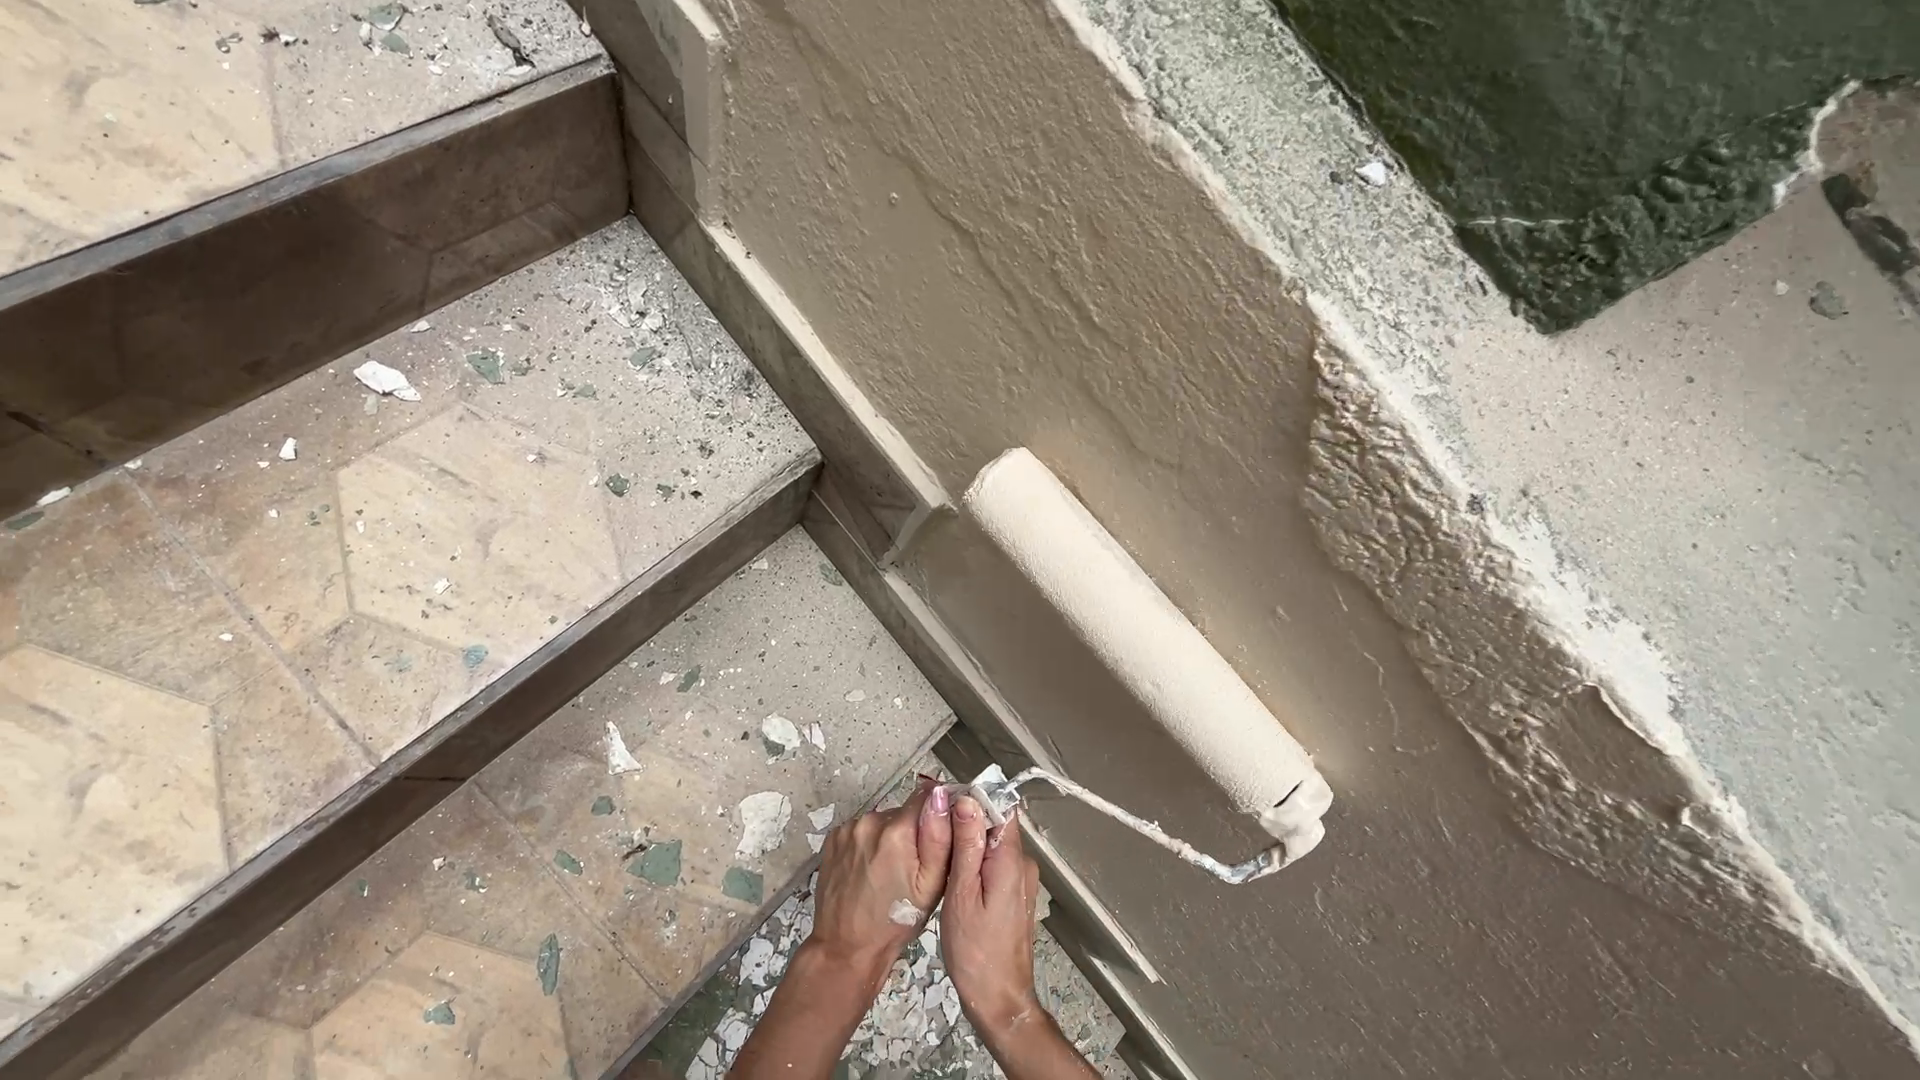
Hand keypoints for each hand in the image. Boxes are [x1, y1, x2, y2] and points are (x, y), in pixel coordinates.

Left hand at [807, 779, 954, 978]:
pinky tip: (869, 870)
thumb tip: (941, 794)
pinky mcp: (833, 839)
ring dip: (889, 839)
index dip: (936, 812)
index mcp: (897, 830)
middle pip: (903, 812)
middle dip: (911, 832)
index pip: (926, 796)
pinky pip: (861, 831)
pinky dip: (869, 844)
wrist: (846, 946)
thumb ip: (940, 836)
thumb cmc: (894, 921)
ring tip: (888, 872)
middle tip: (911, 867)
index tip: (938, 833)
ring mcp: (848, 829)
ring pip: (882, 822)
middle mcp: (870, 821)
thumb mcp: (931, 885)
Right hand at [939, 795, 1043, 1039]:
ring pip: (991, 843)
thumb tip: (966, 800)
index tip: (943, 801)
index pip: (1000, 807)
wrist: (998, 999)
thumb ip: (966, 845)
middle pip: (994, 823)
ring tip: (936, 853)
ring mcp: (1019, 878)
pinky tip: (950, 875)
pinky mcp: (1013, 892)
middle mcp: (1022, 863)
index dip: (972, 798)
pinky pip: (992, 862)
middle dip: (964, 821)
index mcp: (1011, 859)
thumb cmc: (975, 951)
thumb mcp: (961, 894)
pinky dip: (972, 861)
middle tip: (931, 831)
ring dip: (966, 842)